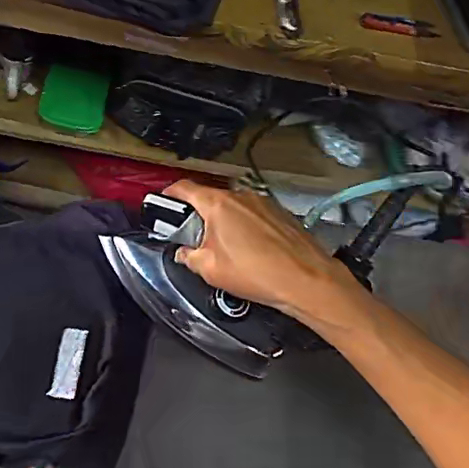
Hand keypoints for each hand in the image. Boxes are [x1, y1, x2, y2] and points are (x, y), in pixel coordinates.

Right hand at [164, 180, 372, 335]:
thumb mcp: (210, 270)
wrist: (305, 279)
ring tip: (226, 253)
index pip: (184, 188)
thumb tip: (185, 253)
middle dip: (198, 218)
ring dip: (224, 225)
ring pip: (233, 209)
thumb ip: (190, 256)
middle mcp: (242, 197)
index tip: (163, 205)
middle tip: (194, 241)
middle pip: (209, 199)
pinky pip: (253, 216)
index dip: (169, 195)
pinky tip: (249, 254)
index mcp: (218, 204)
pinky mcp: (279, 214)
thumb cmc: (261, 273)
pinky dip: (246, 230)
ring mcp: (263, 203)